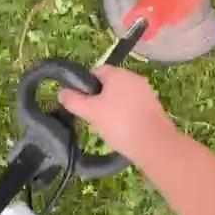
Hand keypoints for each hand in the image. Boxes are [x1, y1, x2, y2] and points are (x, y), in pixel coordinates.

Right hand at [58, 66, 178, 157]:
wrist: (153, 143)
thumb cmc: (119, 122)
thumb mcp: (91, 112)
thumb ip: (74, 100)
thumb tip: (61, 92)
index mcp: (118, 74)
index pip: (96, 71)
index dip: (85, 85)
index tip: (81, 102)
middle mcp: (134, 78)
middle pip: (109, 85)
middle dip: (98, 99)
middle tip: (91, 116)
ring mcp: (146, 92)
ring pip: (121, 97)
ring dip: (111, 108)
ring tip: (105, 127)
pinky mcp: (153, 107)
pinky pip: (133, 107)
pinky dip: (125, 115)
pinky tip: (121, 131)